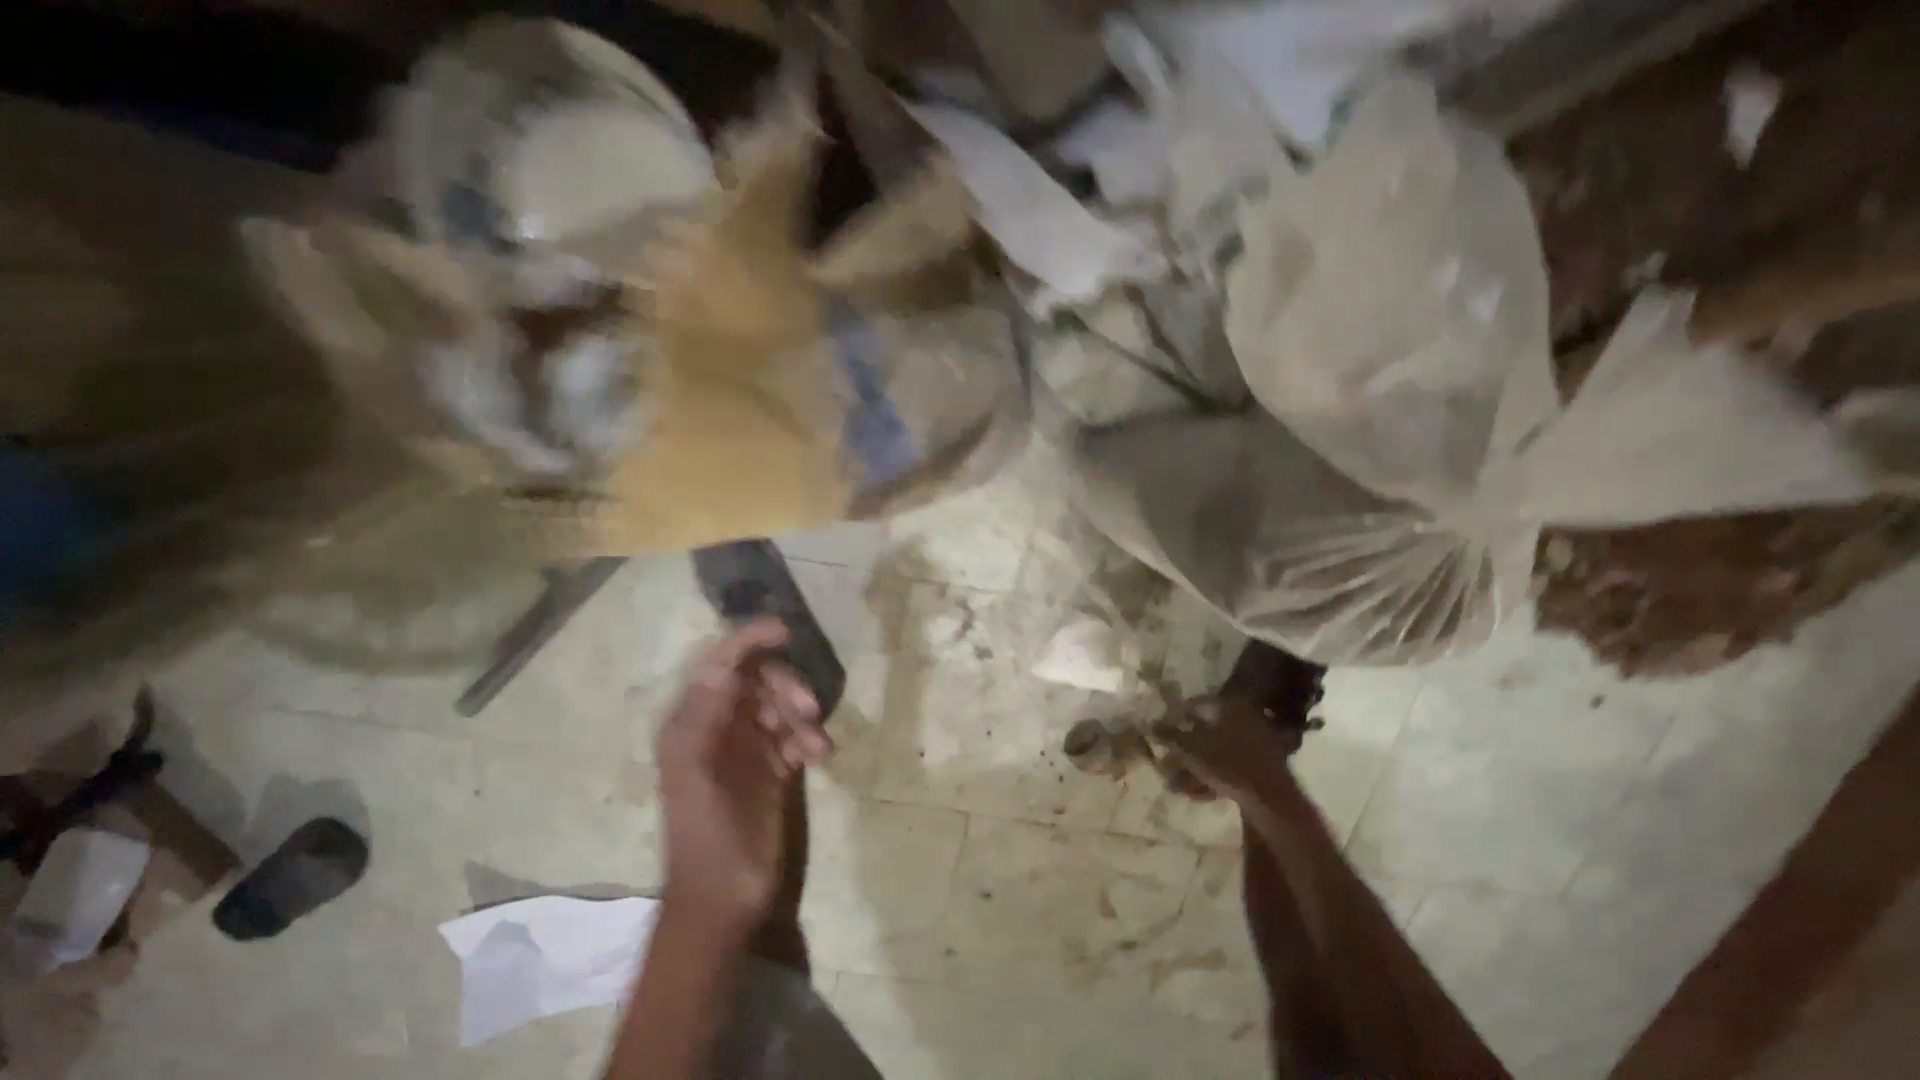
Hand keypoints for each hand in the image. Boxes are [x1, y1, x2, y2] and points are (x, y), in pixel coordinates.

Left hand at [654, 618, 829, 929]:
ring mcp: (747, 747)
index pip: (719, 663)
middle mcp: (718, 726)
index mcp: (691, 722)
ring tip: (818, 745)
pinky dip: (809, 738)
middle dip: (785, 686)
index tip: (786, 631)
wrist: (723, 899)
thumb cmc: (705, 836)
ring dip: (803, 716)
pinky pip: (795, 734)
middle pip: (756, 680)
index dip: (747, 640)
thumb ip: (707, 716)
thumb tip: (723, 662)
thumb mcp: (698, 773)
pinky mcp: (772, 768)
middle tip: (809, 709)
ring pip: (780, 705)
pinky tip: (819, 758)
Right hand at [1149, 696, 1304, 805]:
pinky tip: (1197, 793)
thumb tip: (1151, 724)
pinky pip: (1231, 765)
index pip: (1195, 704)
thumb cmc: (1226, 763)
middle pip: (1206, 728)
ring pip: (1217, 750)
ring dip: (1195, 764)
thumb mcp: (1190, 749)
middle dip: (1185, 746)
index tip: (1161, 732)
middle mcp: (1244, 717)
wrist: (1270, 796)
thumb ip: (1169, 735)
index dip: (1175, 717)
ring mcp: (1256, 741)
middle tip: (1168, 759)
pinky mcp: (1262, 764)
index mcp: (1228, 706)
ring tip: (1176, 783)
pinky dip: (1213, 775)